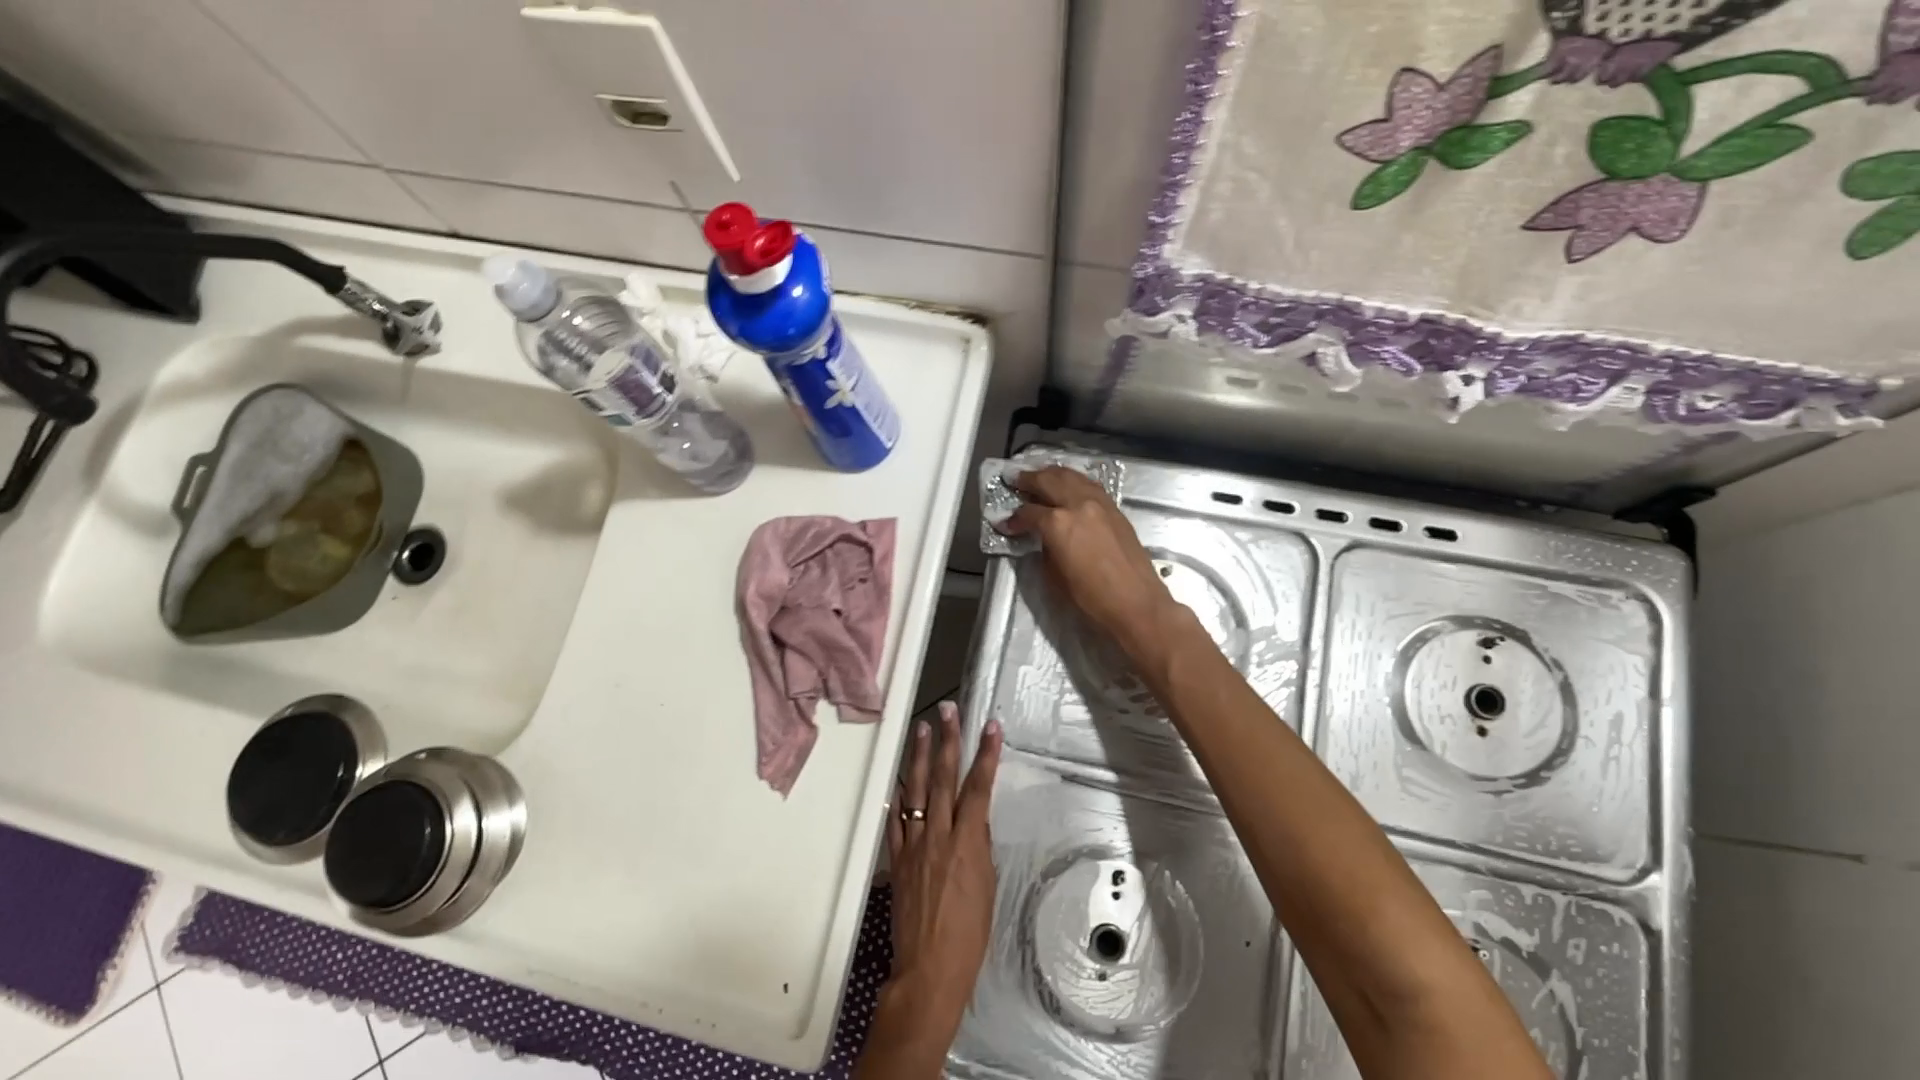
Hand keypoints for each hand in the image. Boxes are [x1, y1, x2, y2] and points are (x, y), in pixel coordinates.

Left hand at [857, 702, 1001, 1079]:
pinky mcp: (896, 859)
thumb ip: (979, 848)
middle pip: (942, 778)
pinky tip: (897, 781)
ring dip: (919, 757)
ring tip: (921, 728)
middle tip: (947, 710)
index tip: (990, 727)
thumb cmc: (969, 934)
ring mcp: (913, 845)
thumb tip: (974, 821)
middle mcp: (938, 835)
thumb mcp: (986, 885)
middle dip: (947, 741)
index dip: (985, 755)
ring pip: (915, 790)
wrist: (929, 967)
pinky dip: (897, 798)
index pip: (978, 787)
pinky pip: (896, 820)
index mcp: (967, 843)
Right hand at [1000, 466, 1175, 652]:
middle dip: (1029, 479)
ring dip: (1052, 474)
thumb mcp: (1054, 575)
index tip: (1004, 524)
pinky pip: (1089, 485)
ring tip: (1039, 475)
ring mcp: (1099, 503)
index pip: (1029, 513)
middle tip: (1014, 478)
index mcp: (1058, 523)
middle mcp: (1078, 504)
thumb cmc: (1090, 597)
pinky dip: (1074, 481)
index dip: (1013, 519)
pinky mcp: (1115, 509)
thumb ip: (1044, 548)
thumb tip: (1040, 537)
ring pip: (1072, 477)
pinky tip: (1068, 484)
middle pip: (1049, 481)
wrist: (1136, 603)